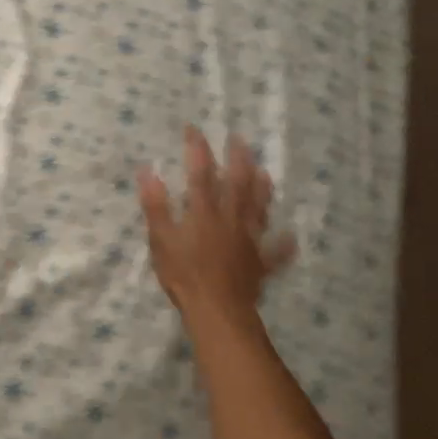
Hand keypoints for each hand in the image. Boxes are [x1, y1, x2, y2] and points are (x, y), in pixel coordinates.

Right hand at [138, 127, 296, 320]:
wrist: (218, 309)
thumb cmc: (183, 274)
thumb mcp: (160, 238)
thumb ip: (155, 205)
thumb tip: (148, 172)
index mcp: (204, 213)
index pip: (201, 174)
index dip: (198, 150)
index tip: (195, 129)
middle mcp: (231, 220)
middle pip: (238, 185)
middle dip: (238, 160)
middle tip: (240, 139)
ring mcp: (249, 241)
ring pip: (259, 210)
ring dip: (263, 189)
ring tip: (265, 172)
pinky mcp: (259, 264)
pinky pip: (275, 252)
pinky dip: (283, 244)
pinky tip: (289, 237)